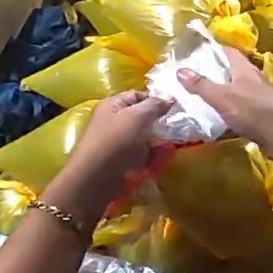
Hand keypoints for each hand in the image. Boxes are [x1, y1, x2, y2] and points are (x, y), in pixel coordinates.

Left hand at [52, 91, 171, 217]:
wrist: (97, 178)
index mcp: (112, 105)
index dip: (155, 100)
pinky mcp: (120, 160)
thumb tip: (170, 98)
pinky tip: (159, 161)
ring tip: (170, 146)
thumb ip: (155, 105)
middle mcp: (112, 120)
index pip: (137, 95)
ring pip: (143, 137)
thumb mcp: (138, 117)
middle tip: (175, 128)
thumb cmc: (117, 141)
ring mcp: (116, 141)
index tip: (173, 109)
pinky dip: (150, 156)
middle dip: (158, 122)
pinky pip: (140, 154)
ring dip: (156, 141)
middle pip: (140, 116)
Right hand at [177, 53, 272, 150]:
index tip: (198, 54)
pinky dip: (233, 109)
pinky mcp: (264, 113)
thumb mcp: (222, 97)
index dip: (214, 50)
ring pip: (239, 89)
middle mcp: (255, 79)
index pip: (229, 52)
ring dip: (225, 92)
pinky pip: (244, 107)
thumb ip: (201, 85)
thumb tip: (180, 70)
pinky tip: (223, 118)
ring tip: (207, 97)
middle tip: (198, 77)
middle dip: (217, 72)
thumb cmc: (252, 111)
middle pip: (234, 71)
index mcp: (245, 70)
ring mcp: (261, 97)